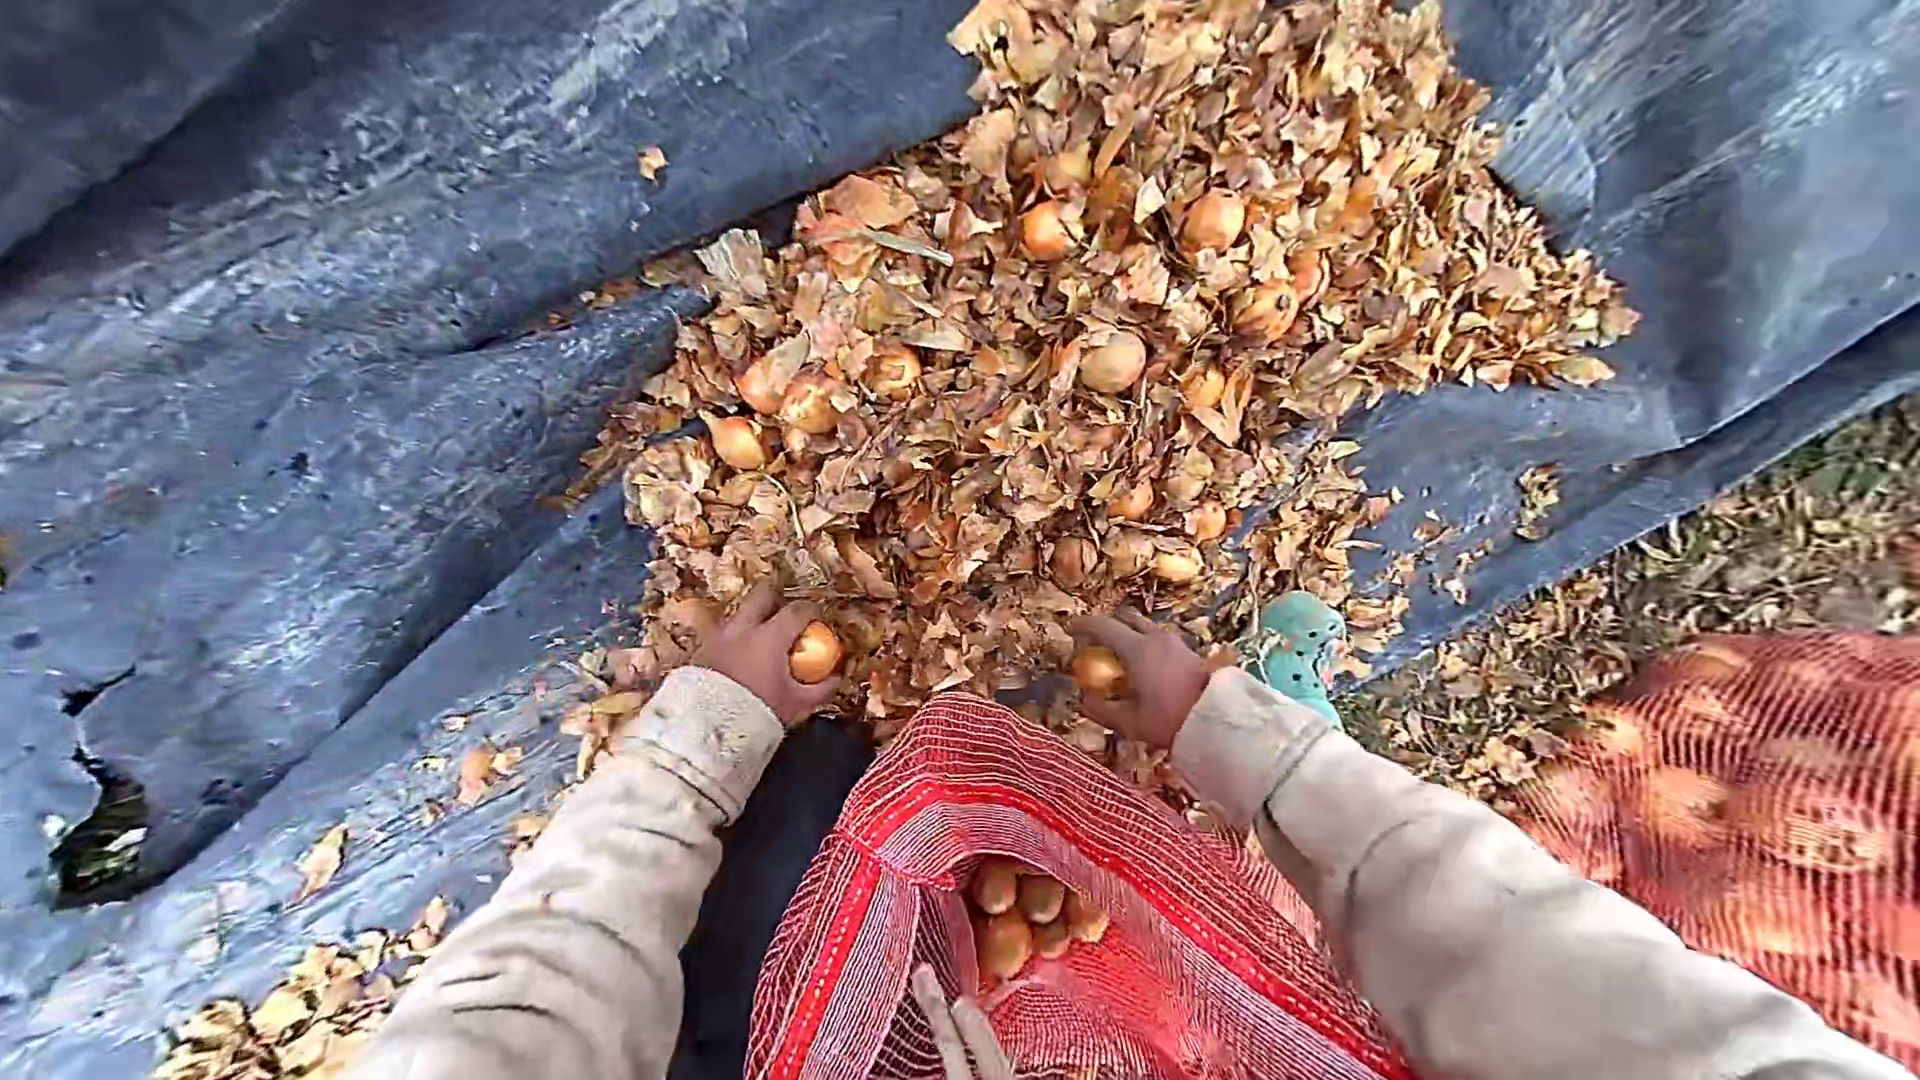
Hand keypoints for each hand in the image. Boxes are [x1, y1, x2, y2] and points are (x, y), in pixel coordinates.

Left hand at [691, 583, 842, 726]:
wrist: (705, 732)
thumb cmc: (755, 714)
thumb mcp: (796, 704)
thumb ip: (820, 690)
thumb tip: (835, 679)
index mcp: (769, 637)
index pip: (797, 609)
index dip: (813, 610)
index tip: (818, 620)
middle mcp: (741, 629)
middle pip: (763, 596)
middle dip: (779, 602)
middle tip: (788, 620)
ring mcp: (718, 637)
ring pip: (740, 614)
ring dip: (755, 621)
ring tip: (764, 643)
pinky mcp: (700, 651)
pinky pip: (724, 635)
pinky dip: (737, 640)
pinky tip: (743, 660)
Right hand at [1070, 608, 1211, 748]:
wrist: (1222, 721)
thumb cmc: (1172, 720)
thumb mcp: (1131, 722)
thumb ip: (1102, 710)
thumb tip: (1083, 701)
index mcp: (1137, 649)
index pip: (1103, 626)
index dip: (1083, 625)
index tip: (1070, 628)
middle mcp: (1155, 638)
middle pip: (1125, 618)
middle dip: (1107, 624)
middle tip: (1095, 640)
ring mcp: (1175, 642)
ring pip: (1144, 626)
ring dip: (1128, 633)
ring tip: (1120, 654)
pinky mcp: (1189, 651)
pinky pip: (1158, 638)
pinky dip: (1144, 643)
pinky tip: (1144, 665)